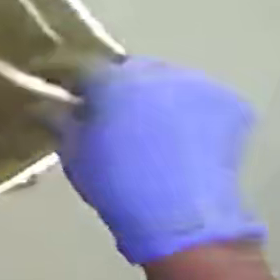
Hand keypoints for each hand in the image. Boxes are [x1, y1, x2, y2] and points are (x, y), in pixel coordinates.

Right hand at [61, 58, 264, 264]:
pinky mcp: (232, 104)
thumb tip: (47, 106)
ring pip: (168, 82)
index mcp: (116, 82)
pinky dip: (183, 112)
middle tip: (104, 114)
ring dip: (152, 98)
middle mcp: (161, 73)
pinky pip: (198, 99)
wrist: (179, 211)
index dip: (73, 82)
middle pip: (133, 70)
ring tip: (143, 129)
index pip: (86, 68)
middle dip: (118, 87)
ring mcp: (202, 85)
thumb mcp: (73, 153)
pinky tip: (174, 140)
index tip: (63, 96)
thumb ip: (61, 122)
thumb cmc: (113, 182)